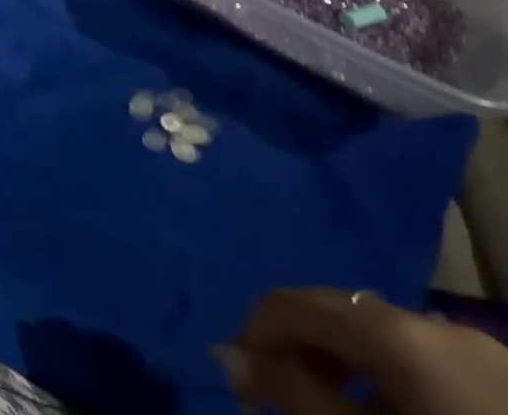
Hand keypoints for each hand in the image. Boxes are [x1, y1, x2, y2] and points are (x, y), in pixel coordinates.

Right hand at [219, 288, 507, 413]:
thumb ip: (292, 393)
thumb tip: (228, 355)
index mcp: (393, 331)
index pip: (287, 303)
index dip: (252, 336)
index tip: (244, 386)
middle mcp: (431, 323)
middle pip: (333, 312)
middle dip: (294, 348)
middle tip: (279, 399)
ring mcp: (481, 349)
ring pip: (377, 335)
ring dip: (339, 363)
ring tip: (334, 409)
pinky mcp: (507, 375)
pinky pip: (421, 357)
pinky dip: (386, 375)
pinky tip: (390, 412)